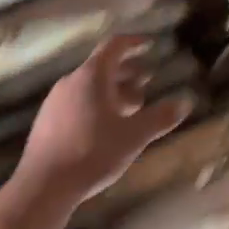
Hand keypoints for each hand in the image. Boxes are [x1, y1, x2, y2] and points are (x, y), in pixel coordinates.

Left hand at [18, 35, 195, 203]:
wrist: (43, 185)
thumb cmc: (93, 153)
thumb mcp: (134, 136)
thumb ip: (160, 118)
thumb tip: (185, 102)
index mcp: (91, 76)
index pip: (114, 46)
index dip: (134, 42)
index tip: (151, 44)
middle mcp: (71, 81)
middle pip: (102, 66)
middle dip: (127, 71)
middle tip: (148, 78)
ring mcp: (55, 101)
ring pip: (89, 86)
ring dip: (113, 90)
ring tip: (133, 106)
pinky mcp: (47, 121)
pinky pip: (77, 101)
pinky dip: (97, 104)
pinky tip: (107, 126)